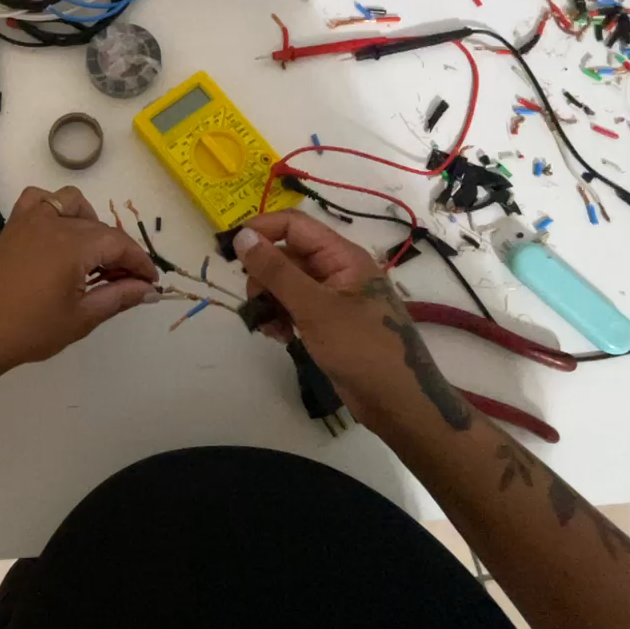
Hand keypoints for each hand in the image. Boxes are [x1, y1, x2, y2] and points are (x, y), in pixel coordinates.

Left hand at [0, 185, 158, 377]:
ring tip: (91, 254)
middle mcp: (54, 224)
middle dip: (118, 251)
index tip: (151, 282)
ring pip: (71, 203)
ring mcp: (30, 220)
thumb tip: (149, 289)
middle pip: (99, 228)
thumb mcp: (83, 317)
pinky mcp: (13, 226)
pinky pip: (38, 199)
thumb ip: (119, 297)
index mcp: (73, 246)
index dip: (139, 262)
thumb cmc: (32, 330)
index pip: (119, 244)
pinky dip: (53, 207)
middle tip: (125, 282)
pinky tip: (58, 231)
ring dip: (89, 222)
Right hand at [234, 212, 473, 432]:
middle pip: (285, 253)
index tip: (231, 249)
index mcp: (342, 256)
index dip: (261, 229)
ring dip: (269, 299)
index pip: (293, 225)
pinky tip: (279, 336)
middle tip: (254, 301)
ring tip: (268, 326)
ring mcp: (332, 296)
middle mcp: (337, 269)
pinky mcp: (327, 320)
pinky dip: (279, 315)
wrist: (398, 404)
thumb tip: (241, 236)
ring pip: (285, 281)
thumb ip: (276, 271)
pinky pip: (293, 304)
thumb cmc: (362, 348)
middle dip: (263, 274)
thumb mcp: (314, 307)